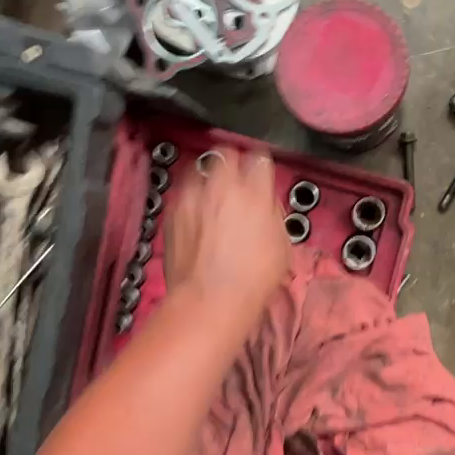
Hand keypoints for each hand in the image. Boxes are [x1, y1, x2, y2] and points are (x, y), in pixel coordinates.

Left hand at [163, 147, 289, 327]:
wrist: (210, 300)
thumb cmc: (255, 279)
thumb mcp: (282, 246)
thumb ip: (272, 214)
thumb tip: (264, 204)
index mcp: (255, 192)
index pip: (259, 159)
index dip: (261, 169)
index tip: (261, 179)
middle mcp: (221, 185)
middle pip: (226, 154)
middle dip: (232, 165)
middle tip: (236, 184)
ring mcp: (192, 196)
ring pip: (199, 169)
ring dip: (207, 178)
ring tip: (211, 197)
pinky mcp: (172, 212)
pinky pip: (183, 193)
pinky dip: (190, 199)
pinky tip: (195, 218)